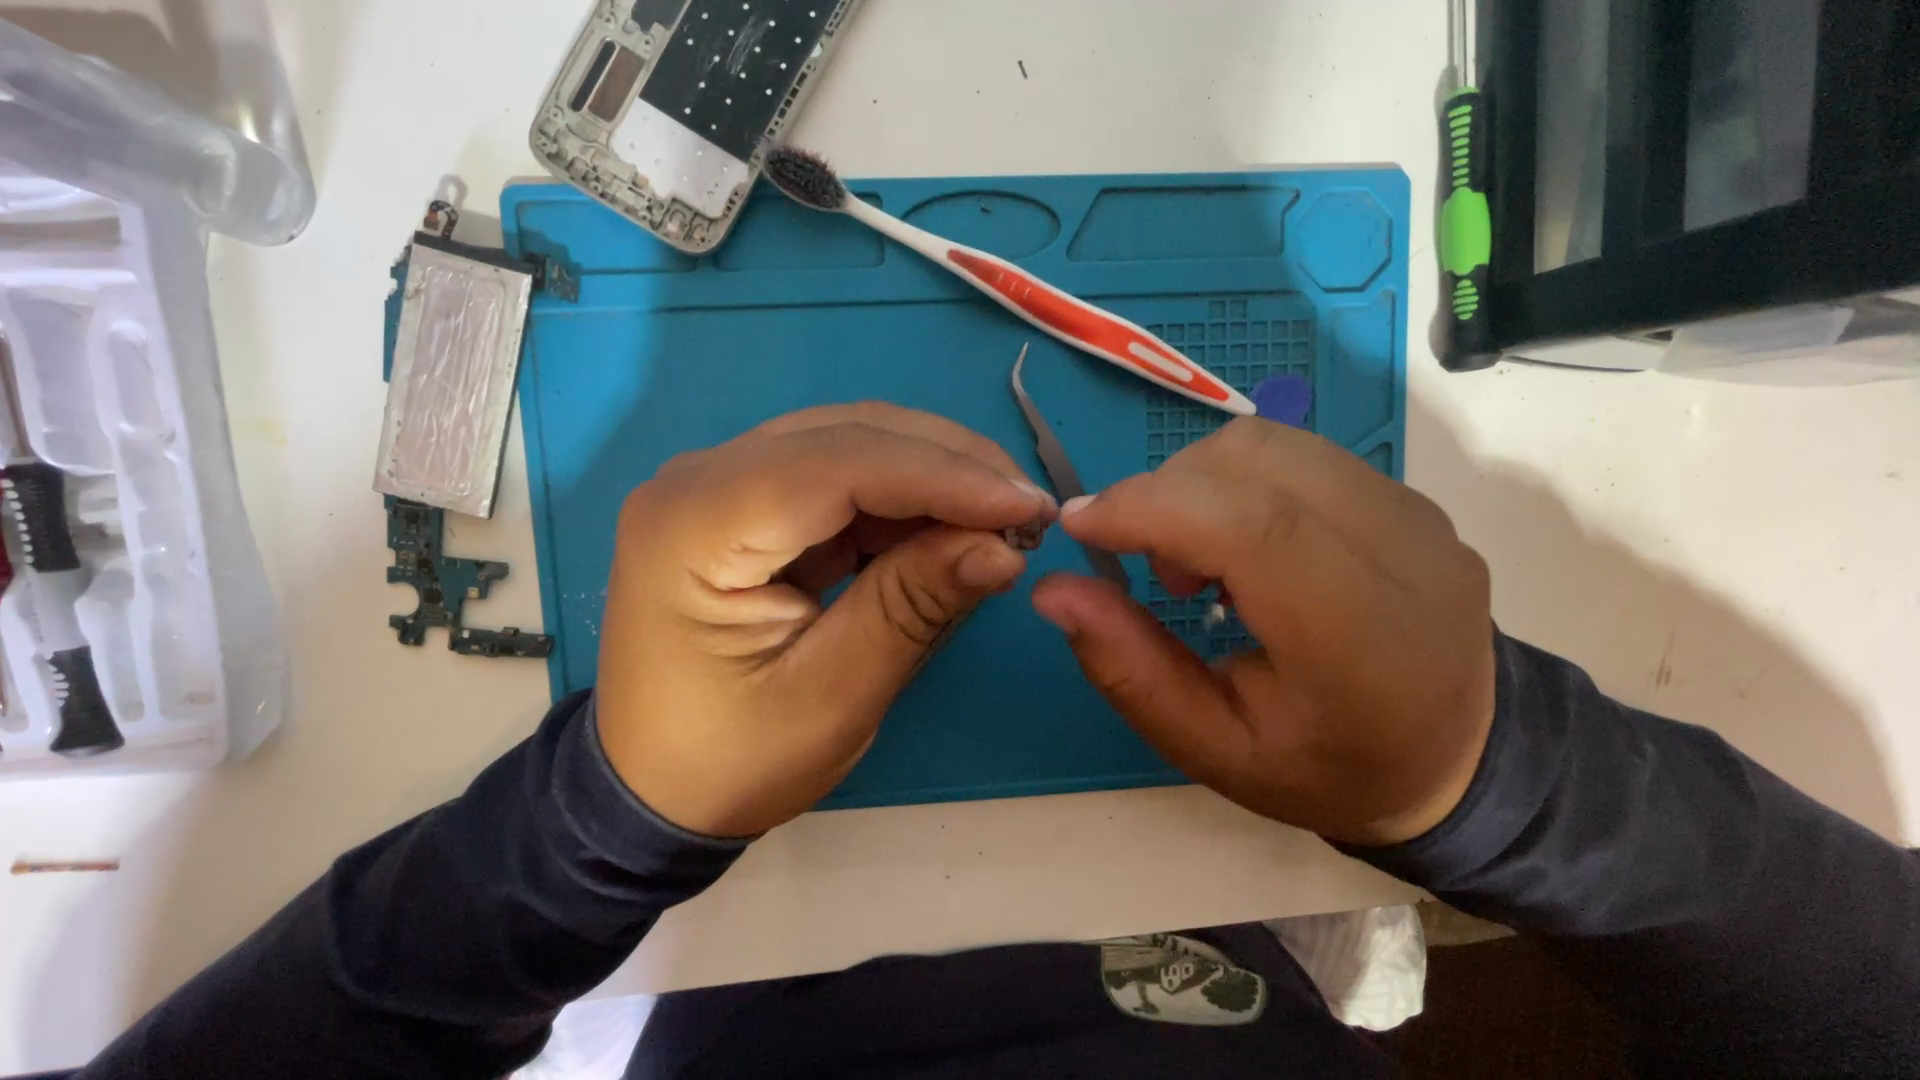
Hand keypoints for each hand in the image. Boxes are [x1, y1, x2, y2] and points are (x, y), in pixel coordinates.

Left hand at [595, 404, 1053, 837]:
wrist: (649, 792)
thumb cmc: (729, 760)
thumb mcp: (832, 696)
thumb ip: (913, 608)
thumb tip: (1004, 548)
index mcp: (696, 524)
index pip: (838, 465)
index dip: (943, 476)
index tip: (1030, 507)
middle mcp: (699, 480)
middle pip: (846, 436)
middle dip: (948, 465)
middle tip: (1029, 511)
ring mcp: (718, 487)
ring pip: (848, 446)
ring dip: (932, 475)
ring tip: (1003, 519)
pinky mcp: (744, 506)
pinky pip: (837, 479)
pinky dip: (901, 500)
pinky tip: (949, 527)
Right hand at [1030, 418, 1493, 845]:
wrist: (1458, 761)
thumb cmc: (1325, 769)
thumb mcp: (1212, 749)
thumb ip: (1131, 670)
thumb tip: (1051, 590)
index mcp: (1358, 639)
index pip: (1252, 527)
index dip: (1152, 508)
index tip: (1080, 525)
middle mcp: (1401, 554)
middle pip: (1255, 463)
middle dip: (1164, 493)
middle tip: (1147, 566)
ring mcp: (1416, 515)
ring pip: (1274, 445)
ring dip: (1199, 482)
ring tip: (1195, 560)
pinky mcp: (1411, 499)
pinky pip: (1300, 455)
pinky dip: (1239, 483)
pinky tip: (1242, 546)